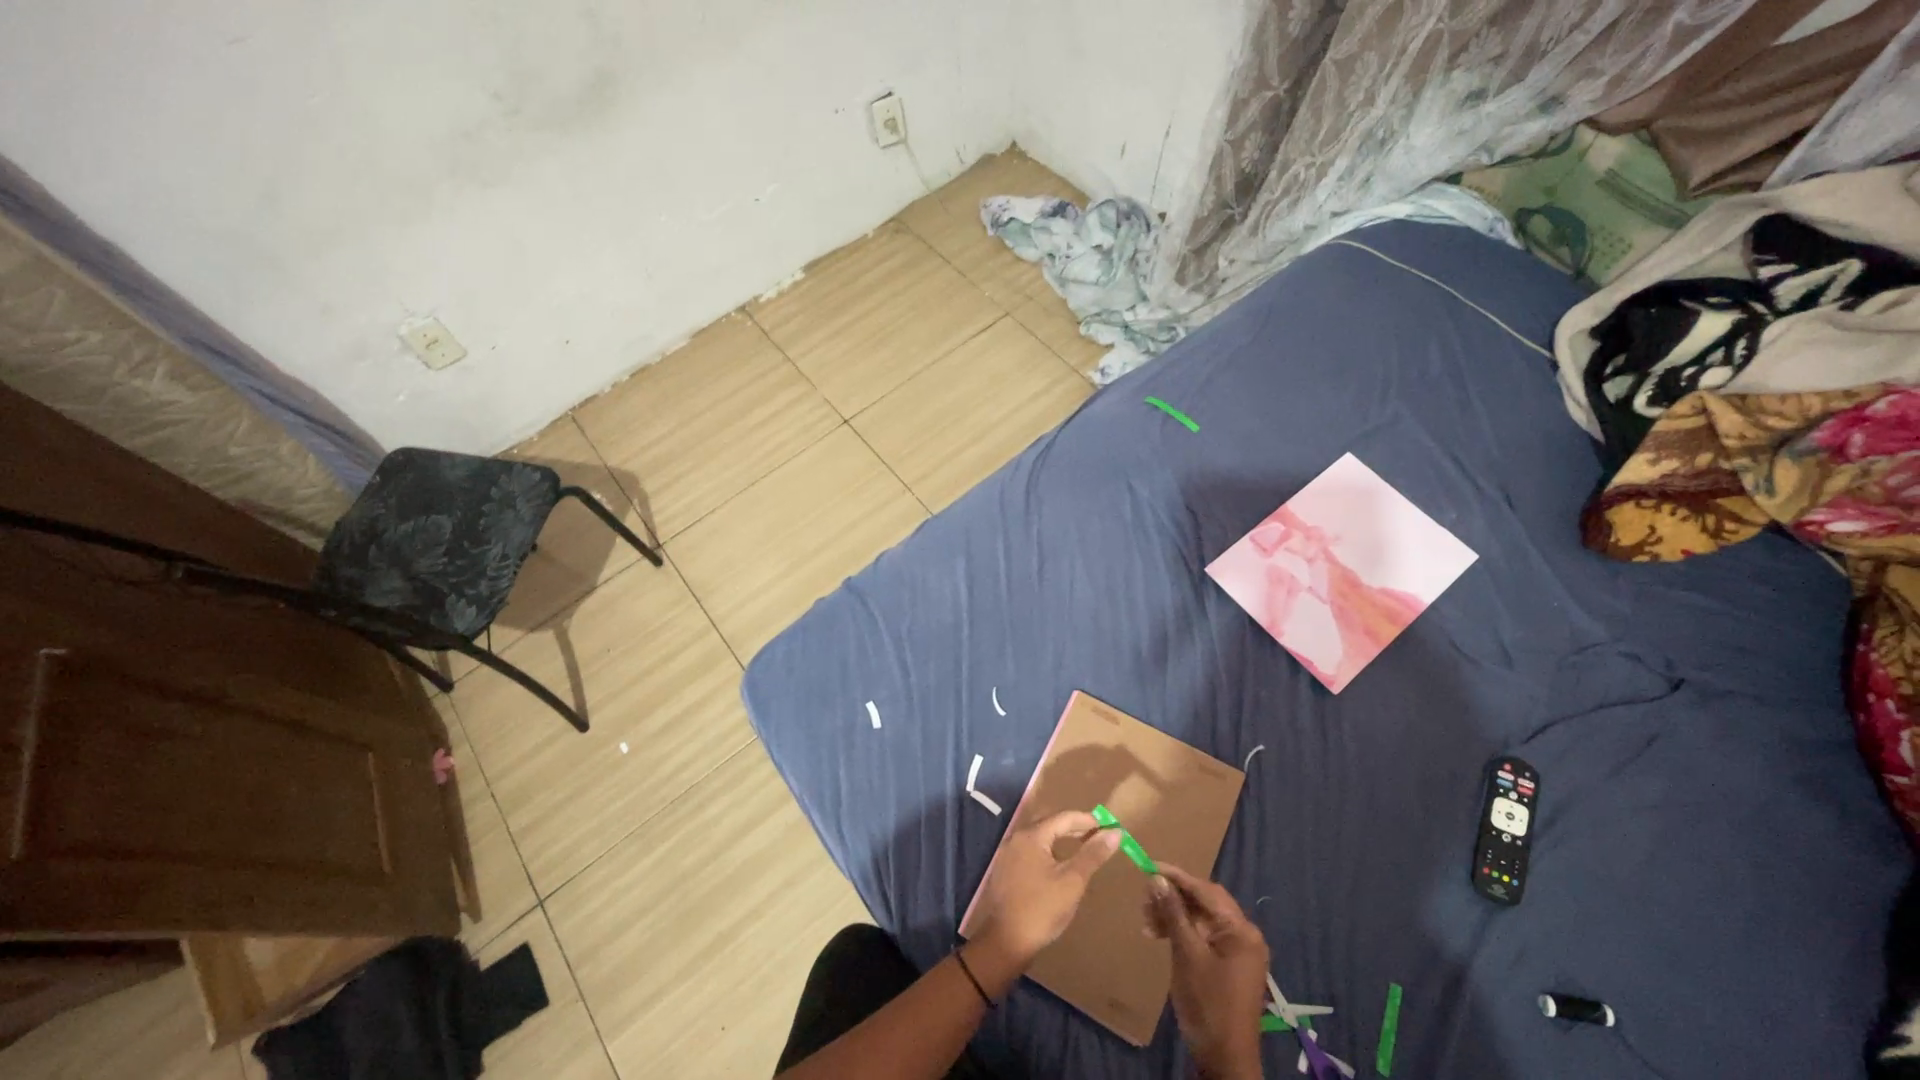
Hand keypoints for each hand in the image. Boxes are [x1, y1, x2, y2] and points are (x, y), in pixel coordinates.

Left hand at [972, 810, 1120, 968]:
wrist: (1006, 941)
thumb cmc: (1042, 909)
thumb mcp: (1073, 881)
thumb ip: (1093, 854)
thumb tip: (1115, 832)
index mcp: (1031, 836)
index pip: (1064, 817)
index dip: (1088, 820)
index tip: (1108, 827)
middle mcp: (1016, 838)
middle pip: (1050, 823)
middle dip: (1075, 827)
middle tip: (1098, 836)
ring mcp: (1008, 854)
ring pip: (1040, 837)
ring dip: (1061, 838)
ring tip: (1082, 847)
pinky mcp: (1006, 870)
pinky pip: (1031, 850)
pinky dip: (1049, 850)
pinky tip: (1060, 864)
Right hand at [1144, 864, 1269, 1079]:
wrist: (1224, 1057)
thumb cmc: (1206, 1003)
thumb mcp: (1186, 955)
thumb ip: (1173, 914)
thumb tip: (1157, 879)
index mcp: (1241, 930)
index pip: (1206, 891)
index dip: (1176, 877)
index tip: (1148, 867)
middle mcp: (1245, 935)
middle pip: (1206, 903)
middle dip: (1174, 897)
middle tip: (1144, 900)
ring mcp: (1239, 952)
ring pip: (1203, 920)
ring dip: (1176, 916)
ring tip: (1147, 922)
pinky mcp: (1230, 966)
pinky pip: (1206, 937)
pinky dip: (1184, 933)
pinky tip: (1161, 936)